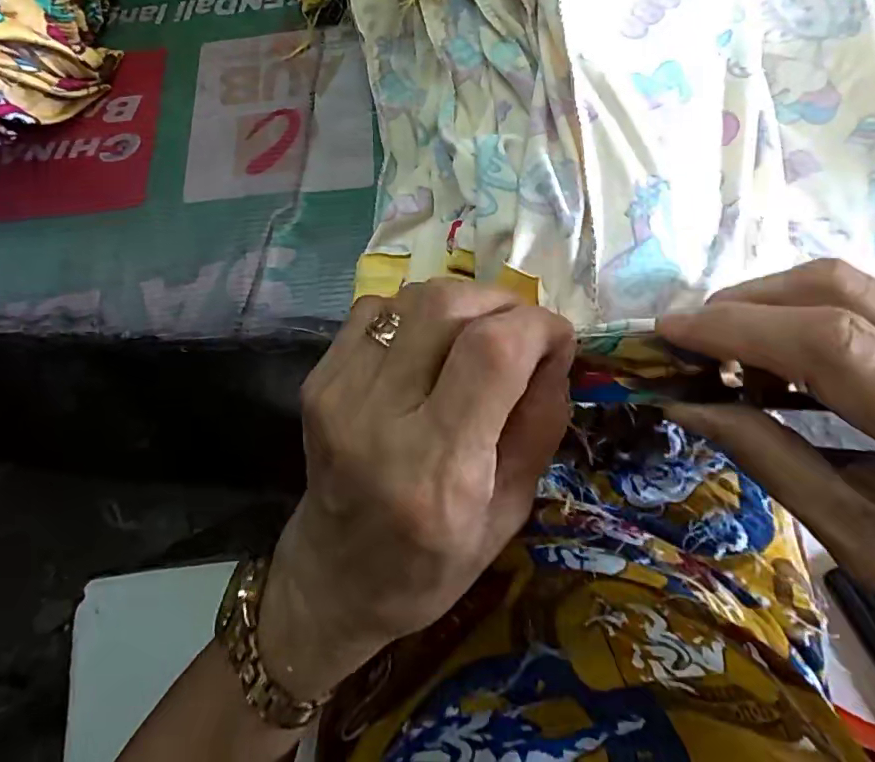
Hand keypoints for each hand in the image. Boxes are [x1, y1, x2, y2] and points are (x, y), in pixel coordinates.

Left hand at [258, 280, 574, 700]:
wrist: (335, 577)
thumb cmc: (433, 563)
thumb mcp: (510, 511)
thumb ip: (540, 422)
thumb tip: (554, 346)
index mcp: (436, 469)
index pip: (491, 354)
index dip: (537, 326)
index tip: (558, 339)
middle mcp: (378, 420)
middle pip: (445, 307)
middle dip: (500, 304)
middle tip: (520, 330)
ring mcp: (337, 393)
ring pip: (410, 299)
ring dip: (459, 305)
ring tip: (476, 335)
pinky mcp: (317, 379)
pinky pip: (374, 310)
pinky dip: (414, 315)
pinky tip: (425, 347)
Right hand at [655, 260, 874, 758]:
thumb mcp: (866, 550)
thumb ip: (773, 463)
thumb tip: (684, 403)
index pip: (837, 347)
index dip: (741, 327)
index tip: (670, 332)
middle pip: (845, 292)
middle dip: (748, 301)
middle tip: (694, 337)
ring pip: (862, 286)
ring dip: (776, 302)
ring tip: (734, 348)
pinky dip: (816, 314)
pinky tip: (794, 357)